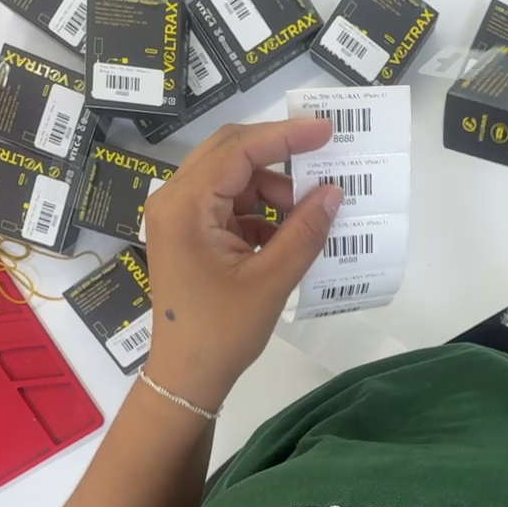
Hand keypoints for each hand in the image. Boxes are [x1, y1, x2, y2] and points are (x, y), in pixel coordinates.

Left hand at [142, 119, 343, 410]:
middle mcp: (174, 201)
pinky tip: (286, 238)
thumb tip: (334, 193)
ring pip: (232, 181)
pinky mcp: (189, 236)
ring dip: (271, 192)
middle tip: (323, 161)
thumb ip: (304, 231)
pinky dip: (260, 214)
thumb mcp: (271, 281)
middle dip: (279, 158)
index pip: (238, 150)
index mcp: (185, 206)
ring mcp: (179, 218)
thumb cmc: (223, 332)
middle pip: (230, 155)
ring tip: (306, 218)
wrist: (188, 376)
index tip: (325, 131)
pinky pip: (228, 207)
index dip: (285, 136)